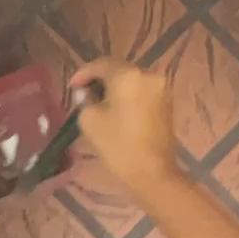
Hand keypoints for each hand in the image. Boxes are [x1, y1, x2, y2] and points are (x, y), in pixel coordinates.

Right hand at [69, 59, 182, 200]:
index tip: (72, 87)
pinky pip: (142, 92)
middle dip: (100, 80)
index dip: (83, 73)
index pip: (101, 65)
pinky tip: (117, 109)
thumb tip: (87, 93)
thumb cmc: (118, 146)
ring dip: (115, 88)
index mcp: (128, 76)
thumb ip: (85, 100)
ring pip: (132, 81)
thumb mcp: (90, 121)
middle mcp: (148, 75)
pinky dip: (128, 96)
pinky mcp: (167, 103)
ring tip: (99, 102)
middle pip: (119, 70)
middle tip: (84, 93)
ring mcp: (161, 89)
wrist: (152, 173)